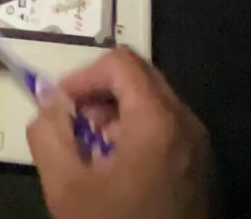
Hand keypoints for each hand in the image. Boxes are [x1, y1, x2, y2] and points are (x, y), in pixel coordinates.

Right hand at [27, 49, 213, 218]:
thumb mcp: (67, 188)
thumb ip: (49, 133)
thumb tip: (47, 101)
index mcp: (158, 120)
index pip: (119, 62)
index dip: (83, 75)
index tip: (62, 106)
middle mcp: (186, 122)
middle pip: (138, 77)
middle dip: (100, 95)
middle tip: (76, 129)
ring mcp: (200, 146)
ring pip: (152, 102)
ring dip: (117, 115)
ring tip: (94, 155)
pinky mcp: (203, 168)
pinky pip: (167, 127)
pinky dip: (138, 133)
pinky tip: (119, 173)